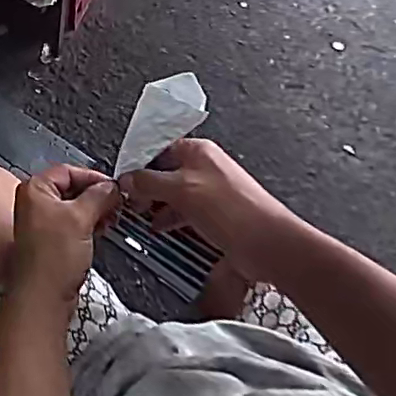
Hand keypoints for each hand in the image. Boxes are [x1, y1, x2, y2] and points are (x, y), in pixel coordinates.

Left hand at [9, 164, 120, 303]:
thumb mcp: (80, 218)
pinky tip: (101, 230)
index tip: (114, 187)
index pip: (68, 171)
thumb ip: (98, 197)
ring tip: (111, 219)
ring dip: (94, 211)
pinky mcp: (50, 240)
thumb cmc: (54, 255)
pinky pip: (72, 223)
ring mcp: (41, 221)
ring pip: (74, 206)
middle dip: (96, 195)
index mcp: (35, 189)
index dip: (93, 177)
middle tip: (116, 204)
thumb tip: (112, 187)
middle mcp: (35, 201)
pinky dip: (88, 224)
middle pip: (71, 188)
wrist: (43, 296)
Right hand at [119, 139, 307, 281]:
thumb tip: (129, 179)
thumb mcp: (180, 189)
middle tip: (131, 199)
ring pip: (175, 193)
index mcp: (198, 151)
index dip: (138, 163)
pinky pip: (188, 212)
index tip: (124, 178)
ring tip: (142, 216)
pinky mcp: (218, 215)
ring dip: (158, 205)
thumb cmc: (236, 211)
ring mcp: (213, 192)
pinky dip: (172, 218)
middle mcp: (206, 168)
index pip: (158, 149)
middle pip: (165, 172)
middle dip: (146, 187)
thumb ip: (148, 182)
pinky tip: (163, 228)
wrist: (270, 246)